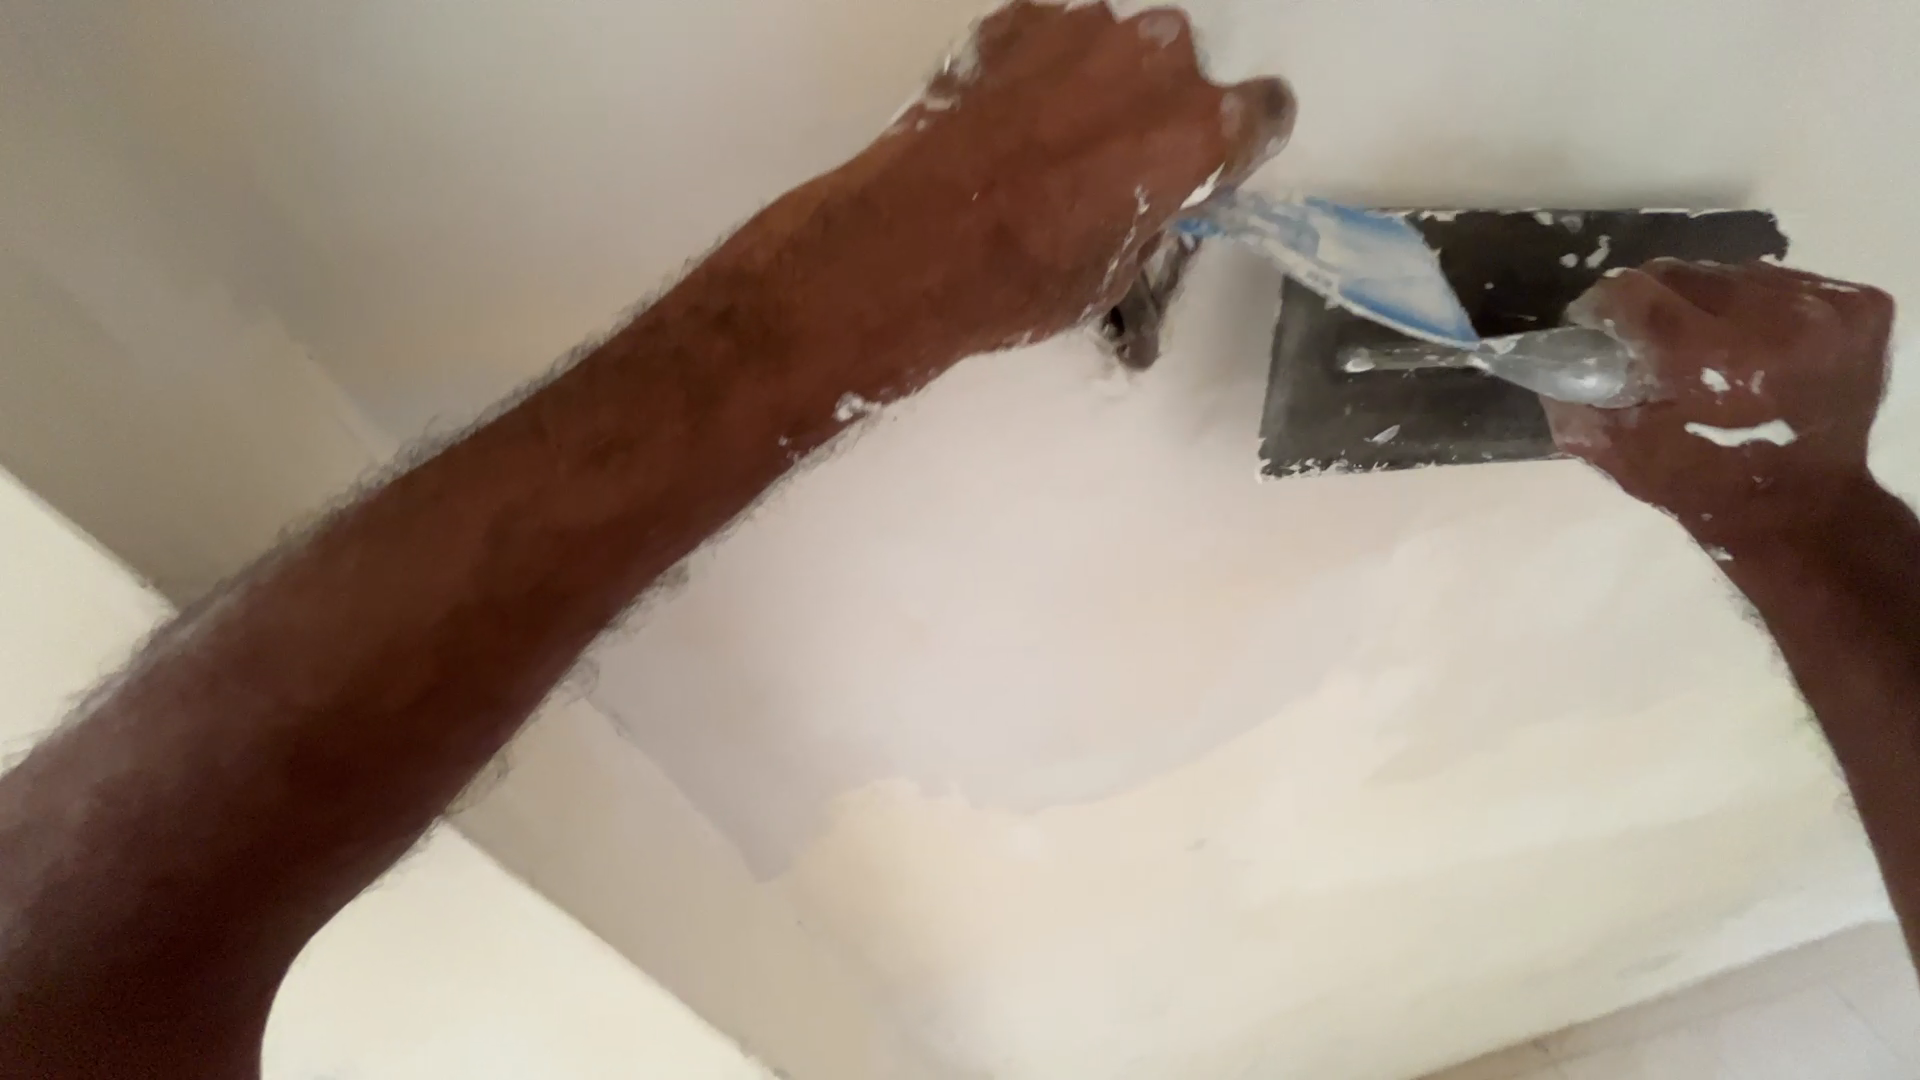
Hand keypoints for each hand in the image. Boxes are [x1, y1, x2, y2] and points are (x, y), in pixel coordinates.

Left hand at [746, 1, 1294, 361]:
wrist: (912, 247)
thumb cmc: (1020, 282)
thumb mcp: (1108, 280)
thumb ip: (1146, 223)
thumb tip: (1144, 203)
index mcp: (1196, 130)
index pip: (1263, 115)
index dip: (1236, 145)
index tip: (1208, 167)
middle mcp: (1153, 59)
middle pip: (1179, 75)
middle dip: (1153, 115)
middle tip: (1106, 169)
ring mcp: (1079, 28)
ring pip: (1113, 52)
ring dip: (1094, 90)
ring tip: (1042, 151)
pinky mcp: (1012, 21)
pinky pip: (1047, 44)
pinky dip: (1036, 76)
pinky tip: (1001, 126)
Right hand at [1545, 259, 1894, 548]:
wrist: (1797, 504)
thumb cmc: (1691, 482)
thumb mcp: (1607, 446)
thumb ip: (1570, 395)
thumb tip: (1554, 351)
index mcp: (1708, 358)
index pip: (1632, 289)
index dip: (1601, 306)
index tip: (1594, 328)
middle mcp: (1777, 320)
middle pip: (1680, 272)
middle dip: (1649, 301)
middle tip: (1641, 338)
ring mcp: (1827, 309)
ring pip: (1729, 272)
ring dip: (1700, 300)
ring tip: (1695, 340)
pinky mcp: (1861, 306)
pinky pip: (1780, 281)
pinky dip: (1749, 304)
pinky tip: (1744, 340)